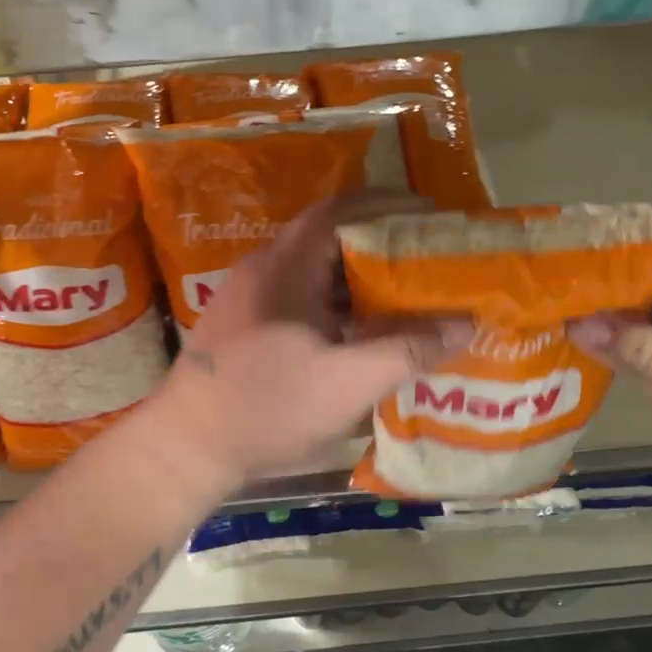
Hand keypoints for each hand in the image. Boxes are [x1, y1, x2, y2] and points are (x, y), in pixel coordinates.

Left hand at [152, 192, 473, 493]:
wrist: (185, 447)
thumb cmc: (266, 408)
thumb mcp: (346, 384)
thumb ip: (407, 350)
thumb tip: (467, 323)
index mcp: (284, 268)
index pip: (338, 210)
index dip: (385, 204)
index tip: (428, 214)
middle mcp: (263, 269)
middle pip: (328, 238)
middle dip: (380, 243)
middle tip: (428, 258)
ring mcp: (248, 297)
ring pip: (313, 271)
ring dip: (357, 278)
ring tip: (407, 294)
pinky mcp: (244, 325)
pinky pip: (298, 296)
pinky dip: (334, 303)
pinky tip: (361, 332)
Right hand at [567, 218, 651, 505]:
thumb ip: (641, 352)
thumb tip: (577, 320)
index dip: (639, 233)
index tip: (584, 240)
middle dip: (613, 266)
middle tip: (555, 272)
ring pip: (651, 296)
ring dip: (610, 298)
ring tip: (554, 296)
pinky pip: (649, 330)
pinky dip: (617, 329)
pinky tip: (576, 330)